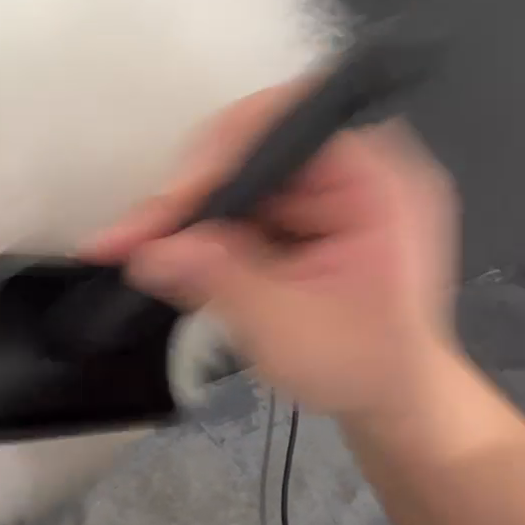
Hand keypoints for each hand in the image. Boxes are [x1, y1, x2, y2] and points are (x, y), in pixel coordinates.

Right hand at [85, 84, 460, 419]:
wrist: (390, 402)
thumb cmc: (364, 369)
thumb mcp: (288, 328)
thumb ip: (219, 280)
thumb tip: (149, 251)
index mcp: (375, 183)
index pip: (288, 123)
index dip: (223, 150)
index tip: (177, 199)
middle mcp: (349, 171)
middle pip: (248, 141)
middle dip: (189, 186)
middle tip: (139, 231)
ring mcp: (320, 190)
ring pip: (231, 170)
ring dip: (182, 206)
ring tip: (134, 242)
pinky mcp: (294, 211)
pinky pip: (233, 198)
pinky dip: (193, 223)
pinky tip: (161, 250)